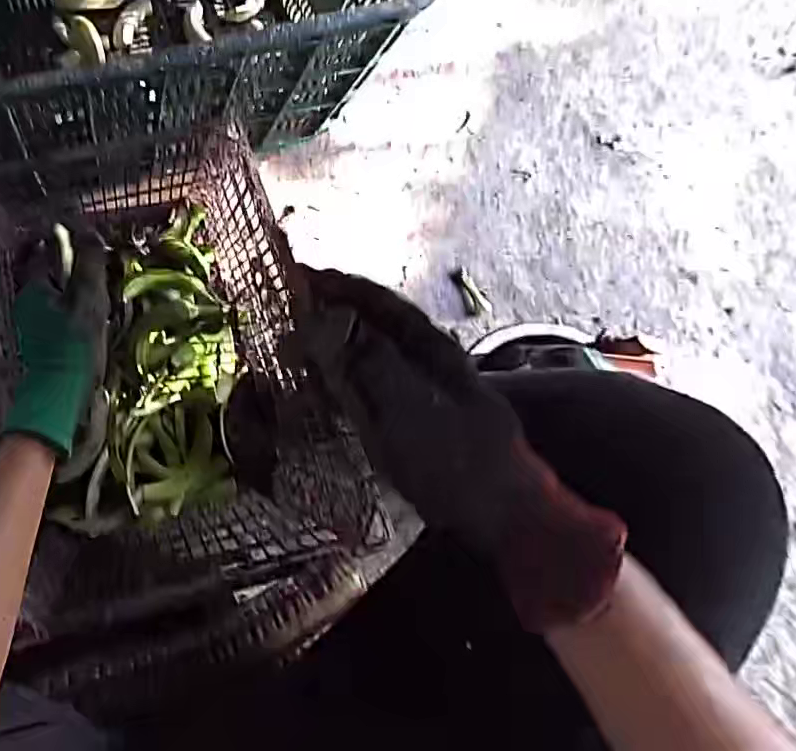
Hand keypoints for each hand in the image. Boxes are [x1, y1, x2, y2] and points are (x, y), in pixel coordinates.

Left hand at [2, 226, 109, 457]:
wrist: (60, 396)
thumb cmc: (74, 345)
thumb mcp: (88, 299)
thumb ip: (89, 264)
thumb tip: (89, 233)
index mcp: (34, 286)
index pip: (49, 248)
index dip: (69, 238)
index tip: (90, 235)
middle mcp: (27, 299)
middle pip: (50, 268)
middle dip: (71, 260)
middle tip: (97, 257)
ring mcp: (32, 320)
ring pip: (55, 288)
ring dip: (74, 282)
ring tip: (99, 281)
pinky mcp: (42, 337)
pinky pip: (58, 307)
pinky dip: (73, 302)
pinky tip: (90, 309)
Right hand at [294, 267, 626, 629]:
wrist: (506, 519)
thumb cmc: (456, 461)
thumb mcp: (409, 408)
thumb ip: (369, 359)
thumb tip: (327, 314)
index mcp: (429, 346)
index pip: (377, 300)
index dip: (337, 285)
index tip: (299, 276)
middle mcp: (427, 359)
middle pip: (373, 321)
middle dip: (331, 310)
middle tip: (288, 311)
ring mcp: (423, 389)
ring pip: (371, 351)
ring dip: (334, 341)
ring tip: (298, 343)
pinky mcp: (417, 419)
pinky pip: (371, 383)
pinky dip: (344, 374)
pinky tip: (328, 385)